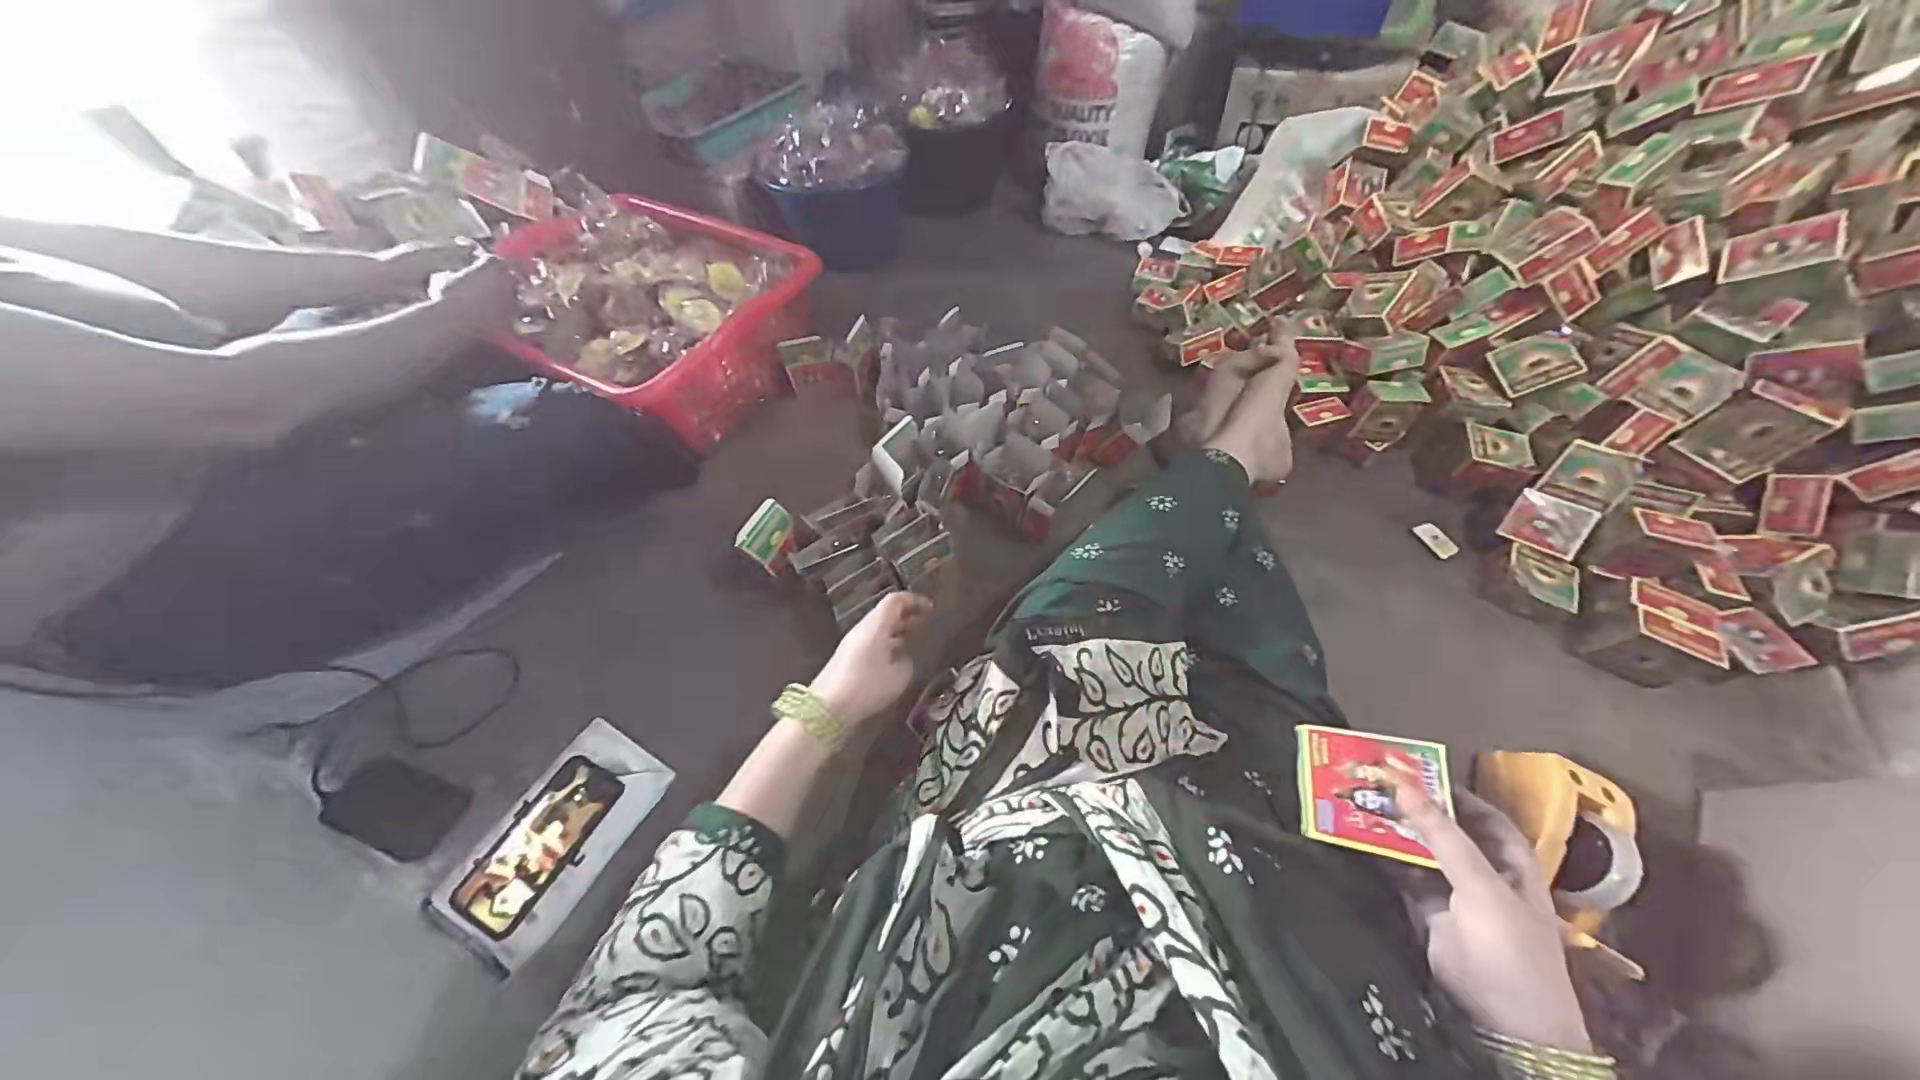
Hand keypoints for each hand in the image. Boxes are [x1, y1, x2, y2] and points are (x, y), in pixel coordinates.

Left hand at [808, 592, 932, 727]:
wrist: (827, 708)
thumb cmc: (866, 687)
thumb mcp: (899, 676)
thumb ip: (908, 660)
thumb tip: (907, 654)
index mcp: (875, 626)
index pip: (895, 600)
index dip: (914, 601)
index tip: (930, 609)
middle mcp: (862, 628)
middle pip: (885, 612)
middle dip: (908, 615)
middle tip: (926, 624)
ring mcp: (852, 641)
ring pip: (878, 626)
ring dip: (897, 629)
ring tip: (915, 640)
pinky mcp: (846, 655)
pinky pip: (871, 639)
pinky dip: (887, 640)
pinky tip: (896, 656)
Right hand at [1385, 766, 1593, 1052]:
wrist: (1506, 1024)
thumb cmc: (1510, 949)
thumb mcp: (1481, 886)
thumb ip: (1443, 835)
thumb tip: (1405, 784)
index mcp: (1511, 867)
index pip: (1485, 818)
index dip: (1456, 794)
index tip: (1418, 771)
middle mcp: (1482, 876)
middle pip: (1445, 832)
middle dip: (1413, 809)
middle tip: (1375, 782)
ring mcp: (1453, 896)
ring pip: (1418, 852)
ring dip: (1391, 830)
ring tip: (1357, 803)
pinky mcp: (1425, 914)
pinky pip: (1399, 876)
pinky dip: (1379, 857)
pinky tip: (1355, 839)